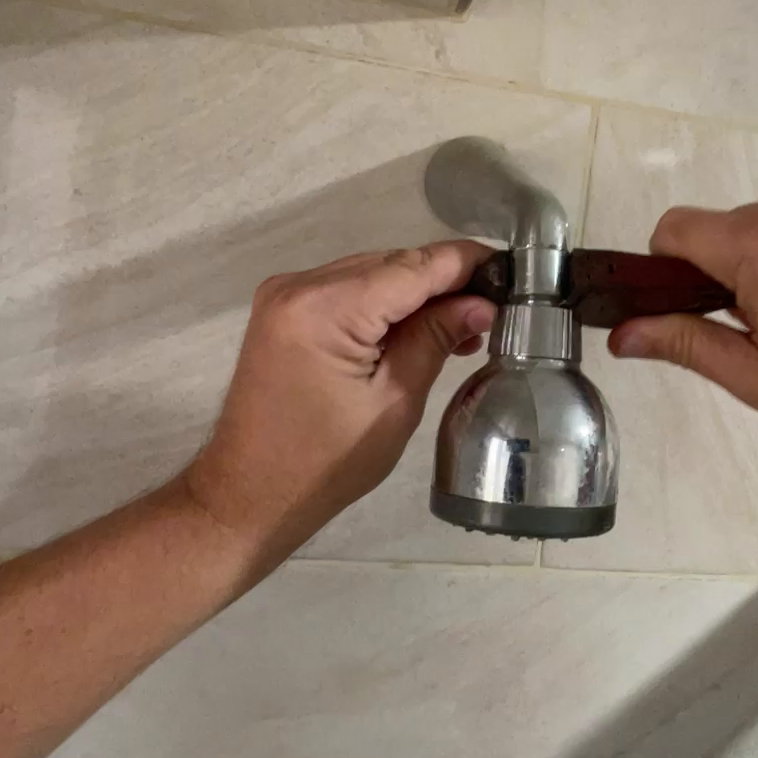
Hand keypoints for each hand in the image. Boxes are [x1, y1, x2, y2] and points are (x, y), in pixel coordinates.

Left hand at [185, 240, 496, 558]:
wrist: (248, 493)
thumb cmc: (325, 464)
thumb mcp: (394, 403)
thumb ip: (435, 339)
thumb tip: (481, 304)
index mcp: (324, 309)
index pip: (412, 267)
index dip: (464, 264)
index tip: (508, 271)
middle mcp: (300, 285)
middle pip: (392, 264)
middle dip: (444, 283)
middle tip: (490, 311)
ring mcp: (286, 292)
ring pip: (373, 272)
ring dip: (417, 294)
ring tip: (462, 327)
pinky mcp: (285, 306)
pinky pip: (350, 287)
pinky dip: (386, 302)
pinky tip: (419, 327)